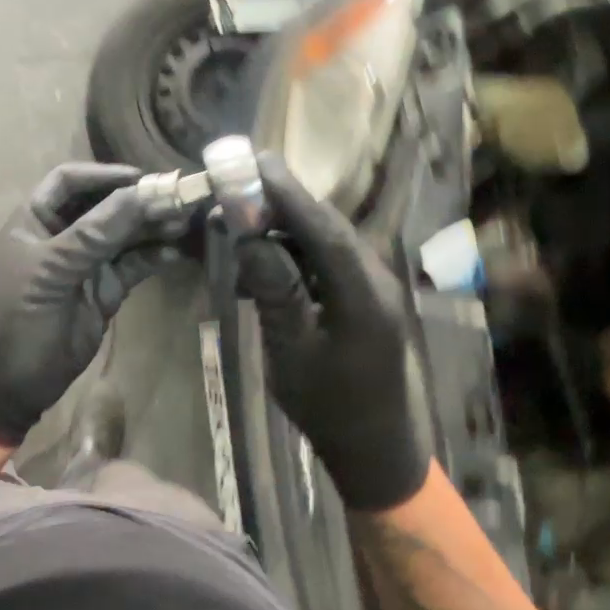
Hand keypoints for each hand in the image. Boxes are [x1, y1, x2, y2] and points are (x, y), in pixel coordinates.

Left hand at [0, 163, 174, 446]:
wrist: (7, 386)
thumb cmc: (15, 320)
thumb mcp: (50, 272)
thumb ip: (95, 233)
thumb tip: (142, 193)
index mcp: (34, 221)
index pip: (70, 181)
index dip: (104, 175)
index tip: (143, 178)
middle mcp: (62, 236)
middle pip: (105, 205)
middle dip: (139, 200)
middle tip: (182, 197)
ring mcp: (85, 265)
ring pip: (124, 235)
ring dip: (153, 226)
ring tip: (187, 220)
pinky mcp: (105, 293)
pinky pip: (133, 266)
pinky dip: (155, 257)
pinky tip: (178, 252)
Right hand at [237, 153, 429, 511]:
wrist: (376, 448)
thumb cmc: (329, 405)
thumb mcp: (291, 351)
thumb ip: (274, 290)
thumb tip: (248, 236)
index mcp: (362, 293)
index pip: (323, 228)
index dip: (287, 193)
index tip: (254, 162)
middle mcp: (373, 279)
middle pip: (324, 226)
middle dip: (279, 202)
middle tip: (234, 183)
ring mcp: (371, 287)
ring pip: (323, 241)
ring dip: (281, 228)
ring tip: (237, 221)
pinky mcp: (361, 298)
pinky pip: (324, 261)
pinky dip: (291, 253)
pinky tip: (260, 261)